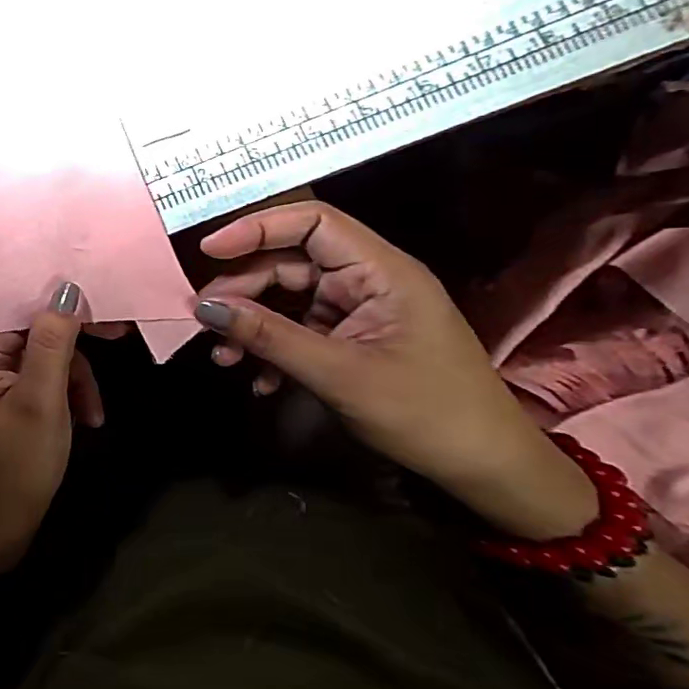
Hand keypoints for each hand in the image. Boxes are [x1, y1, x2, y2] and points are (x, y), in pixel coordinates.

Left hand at [0, 281, 100, 574]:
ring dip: (78, 379)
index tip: (109, 310)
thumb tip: (67, 289)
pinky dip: (72, 392)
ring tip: (91, 413)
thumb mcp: (43, 400)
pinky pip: (50, 374)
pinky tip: (86, 417)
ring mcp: (0, 374)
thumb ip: (54, 342)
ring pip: (52, 353)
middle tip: (119, 337)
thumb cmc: (21, 462)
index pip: (26, 311)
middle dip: (77, 349)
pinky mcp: (15, 390)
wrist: (7, 521)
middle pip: (41, 330)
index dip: (68, 308)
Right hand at [193, 202, 597, 539]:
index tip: (210, 252)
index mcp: (379, 270)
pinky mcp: (354, 340)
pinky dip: (276, 351)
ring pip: (291, 301)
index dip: (257, 228)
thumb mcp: (339, 374)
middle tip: (207, 323)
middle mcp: (368, 280)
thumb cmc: (424, 412)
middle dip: (246, 293)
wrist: (481, 465)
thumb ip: (270, 338)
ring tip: (225, 359)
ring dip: (255, 327)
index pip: (312, 223)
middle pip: (291, 264)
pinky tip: (261, 381)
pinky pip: (302, 331)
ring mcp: (360, 311)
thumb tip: (207, 308)